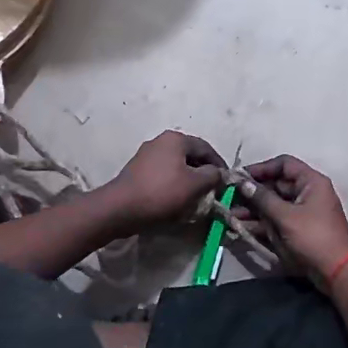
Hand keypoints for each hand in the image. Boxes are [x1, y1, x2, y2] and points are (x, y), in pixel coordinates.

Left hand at [99, 131, 226, 232]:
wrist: (120, 208)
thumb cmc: (162, 192)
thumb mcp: (195, 184)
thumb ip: (212, 175)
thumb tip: (217, 173)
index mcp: (176, 139)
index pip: (206, 148)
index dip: (219, 164)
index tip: (226, 181)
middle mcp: (161, 141)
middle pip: (190, 155)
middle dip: (204, 171)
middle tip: (213, 189)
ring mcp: (147, 155)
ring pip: (176, 164)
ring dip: (189, 178)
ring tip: (197, 195)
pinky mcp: (138, 170)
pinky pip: (163, 173)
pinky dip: (174, 182)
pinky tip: (177, 197)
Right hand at [238, 155, 347, 284]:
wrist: (336, 272)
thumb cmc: (313, 237)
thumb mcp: (285, 216)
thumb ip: (262, 198)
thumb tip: (243, 182)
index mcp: (311, 182)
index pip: (284, 164)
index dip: (261, 168)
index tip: (240, 177)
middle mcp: (307, 193)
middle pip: (276, 185)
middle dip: (252, 192)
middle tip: (229, 197)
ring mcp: (302, 212)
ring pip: (273, 205)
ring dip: (253, 209)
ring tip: (229, 214)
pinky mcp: (297, 230)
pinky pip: (276, 220)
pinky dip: (260, 223)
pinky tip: (240, 227)